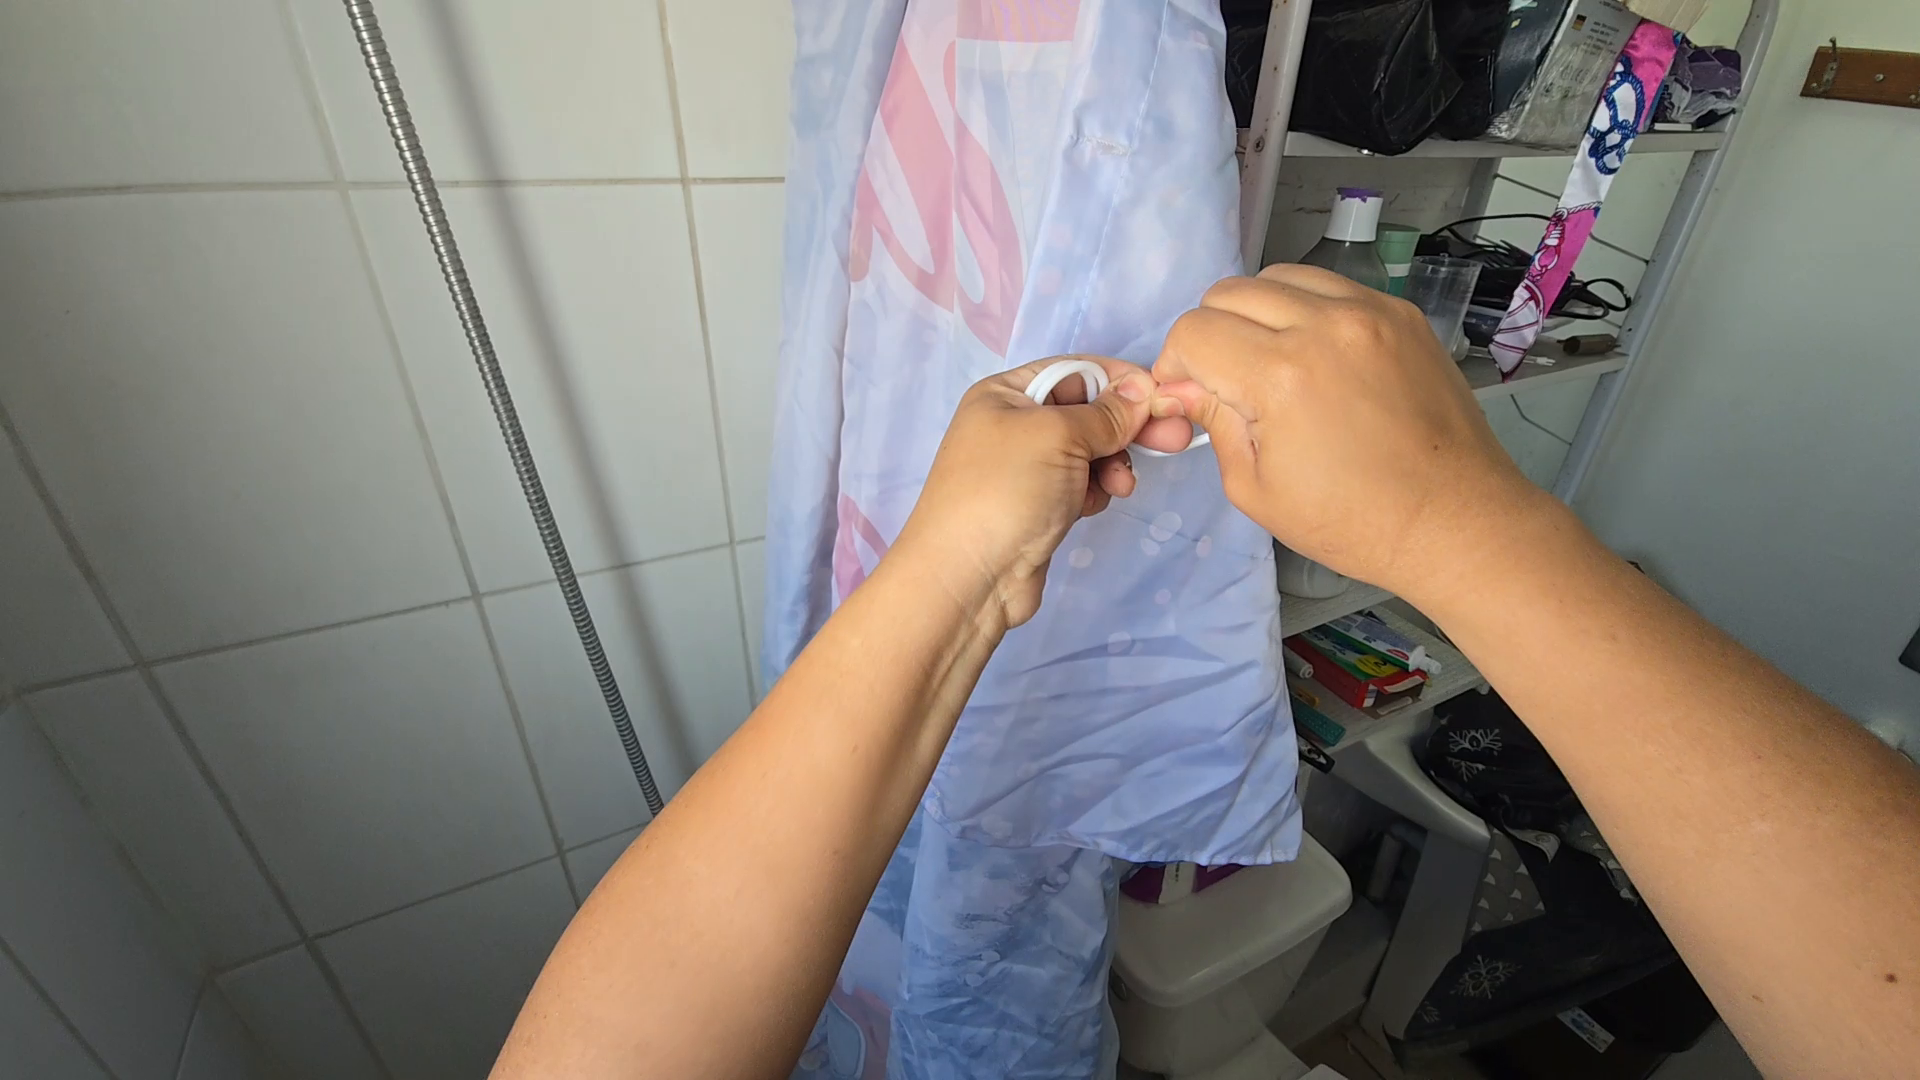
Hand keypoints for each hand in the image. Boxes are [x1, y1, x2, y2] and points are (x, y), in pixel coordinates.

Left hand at [892, 356, 1179, 631]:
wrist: (968, 577)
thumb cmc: (1007, 490)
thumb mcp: (1057, 436)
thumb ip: (1105, 413)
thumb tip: (1143, 389)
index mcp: (1004, 394)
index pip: (1074, 371)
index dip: (1120, 380)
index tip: (1164, 397)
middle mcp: (1012, 425)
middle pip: (1085, 412)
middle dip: (1126, 426)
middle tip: (1174, 439)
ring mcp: (1024, 469)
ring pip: (1087, 452)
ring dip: (1111, 463)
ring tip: (1119, 486)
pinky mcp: (1038, 506)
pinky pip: (1080, 484)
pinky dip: (1095, 490)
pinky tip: (1094, 505)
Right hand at [1149, 264, 1548, 600]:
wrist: (1451, 521)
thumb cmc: (1345, 519)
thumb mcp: (1251, 486)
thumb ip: (1211, 421)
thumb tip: (1180, 388)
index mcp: (1279, 376)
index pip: (1193, 331)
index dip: (1174, 364)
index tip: (1188, 396)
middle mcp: (1324, 325)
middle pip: (1227, 292)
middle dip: (1208, 335)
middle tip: (1223, 381)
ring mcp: (1369, 310)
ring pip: (1276, 277)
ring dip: (1253, 314)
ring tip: (1267, 362)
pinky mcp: (1400, 312)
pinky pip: (1327, 286)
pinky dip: (1301, 310)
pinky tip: (1313, 355)